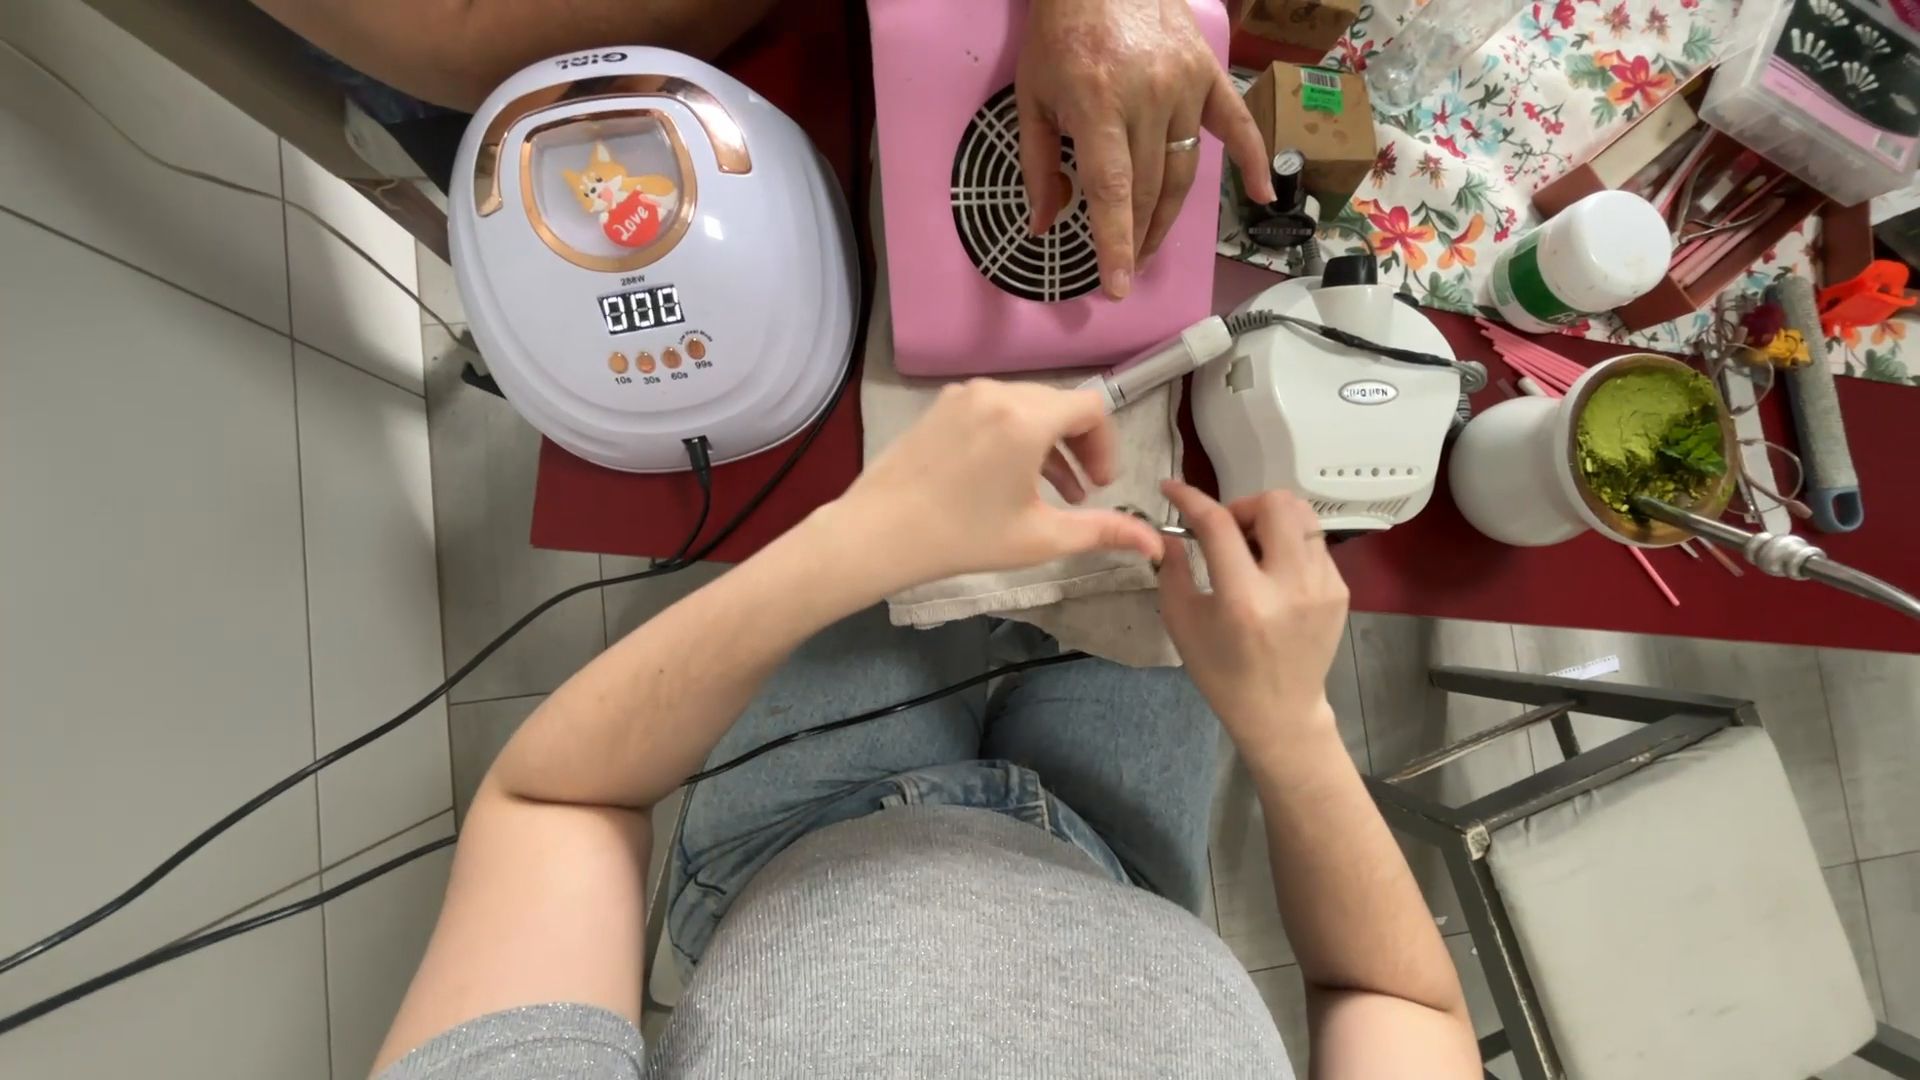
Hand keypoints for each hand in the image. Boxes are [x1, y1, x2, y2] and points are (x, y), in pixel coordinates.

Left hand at [832, 380, 1163, 590]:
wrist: (877, 533)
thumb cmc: (963, 537)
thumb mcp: (1040, 537)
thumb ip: (1103, 532)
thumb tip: (1154, 542)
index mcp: (1027, 417)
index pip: (1092, 408)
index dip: (1106, 446)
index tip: (1100, 485)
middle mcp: (997, 391)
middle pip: (1058, 405)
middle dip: (1078, 447)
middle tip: (1080, 492)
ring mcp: (962, 395)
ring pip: (1025, 408)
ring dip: (1046, 444)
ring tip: (1046, 491)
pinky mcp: (939, 406)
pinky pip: (992, 411)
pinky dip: (1012, 436)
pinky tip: (1004, 478)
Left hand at [1016, 0, 1273, 300]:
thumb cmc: (1060, 31)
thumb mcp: (1030, 97)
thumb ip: (1036, 165)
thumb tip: (1043, 225)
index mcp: (1098, 105)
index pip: (1112, 191)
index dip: (1115, 244)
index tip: (1117, 287)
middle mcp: (1148, 98)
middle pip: (1147, 190)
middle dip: (1134, 238)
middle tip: (1123, 268)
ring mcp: (1185, 85)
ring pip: (1181, 172)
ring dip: (1166, 218)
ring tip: (1149, 247)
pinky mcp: (1208, 73)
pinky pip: (1237, 122)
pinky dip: (1252, 160)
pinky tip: (1263, 196)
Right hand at [1157, 480, 1349, 755]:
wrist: (1279, 711)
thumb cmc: (1221, 671)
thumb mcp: (1182, 622)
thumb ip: (1172, 570)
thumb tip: (1170, 532)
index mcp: (1243, 598)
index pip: (1218, 525)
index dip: (1190, 498)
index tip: (1172, 488)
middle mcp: (1290, 586)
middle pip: (1275, 504)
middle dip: (1242, 505)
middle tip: (1225, 531)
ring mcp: (1323, 586)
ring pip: (1302, 515)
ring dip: (1268, 519)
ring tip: (1251, 548)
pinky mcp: (1340, 589)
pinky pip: (1313, 541)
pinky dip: (1287, 542)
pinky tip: (1272, 571)